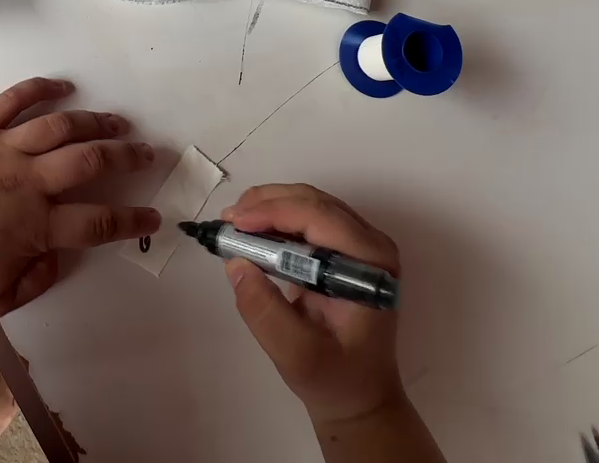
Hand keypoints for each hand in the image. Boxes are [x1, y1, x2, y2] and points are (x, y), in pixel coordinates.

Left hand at [0, 77, 159, 318]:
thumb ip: (35, 283)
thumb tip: (61, 260)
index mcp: (36, 225)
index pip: (97, 222)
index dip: (131, 219)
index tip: (154, 215)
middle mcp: (29, 181)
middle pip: (89, 161)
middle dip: (125, 156)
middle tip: (148, 151)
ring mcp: (4, 148)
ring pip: (59, 126)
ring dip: (93, 121)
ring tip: (117, 119)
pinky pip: (13, 100)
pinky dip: (40, 88)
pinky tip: (63, 85)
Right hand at [221, 184, 407, 425]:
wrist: (360, 396)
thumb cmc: (335, 378)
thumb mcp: (297, 355)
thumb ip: (265, 312)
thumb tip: (237, 264)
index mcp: (370, 265)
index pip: (321, 219)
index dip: (276, 213)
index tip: (236, 223)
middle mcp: (370, 244)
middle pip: (314, 202)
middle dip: (267, 203)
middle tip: (228, 220)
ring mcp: (359, 243)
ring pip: (308, 201)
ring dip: (268, 205)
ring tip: (233, 222)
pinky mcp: (343, 246)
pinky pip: (307, 215)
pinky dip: (275, 215)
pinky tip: (251, 228)